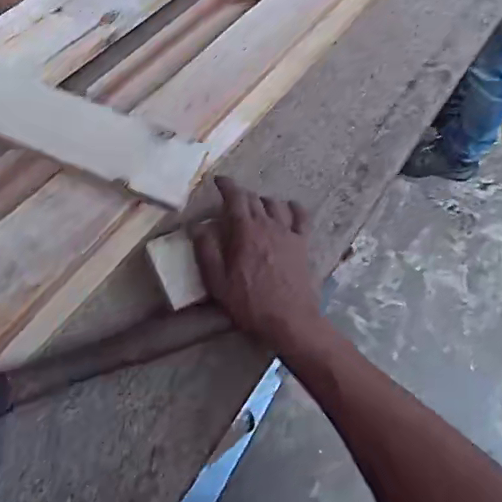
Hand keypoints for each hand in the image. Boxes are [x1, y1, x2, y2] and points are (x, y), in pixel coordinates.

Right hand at [191, 177, 327, 354]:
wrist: (290, 320)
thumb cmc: (250, 304)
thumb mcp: (218, 283)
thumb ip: (206, 252)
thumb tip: (198, 226)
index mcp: (245, 232)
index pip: (235, 198)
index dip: (226, 185)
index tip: (219, 180)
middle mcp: (267, 225)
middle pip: (254, 199)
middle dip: (241, 195)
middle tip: (232, 202)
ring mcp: (288, 232)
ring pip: (275, 204)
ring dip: (263, 201)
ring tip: (256, 208)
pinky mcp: (303, 243)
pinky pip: (301, 216)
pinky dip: (293, 208)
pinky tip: (289, 208)